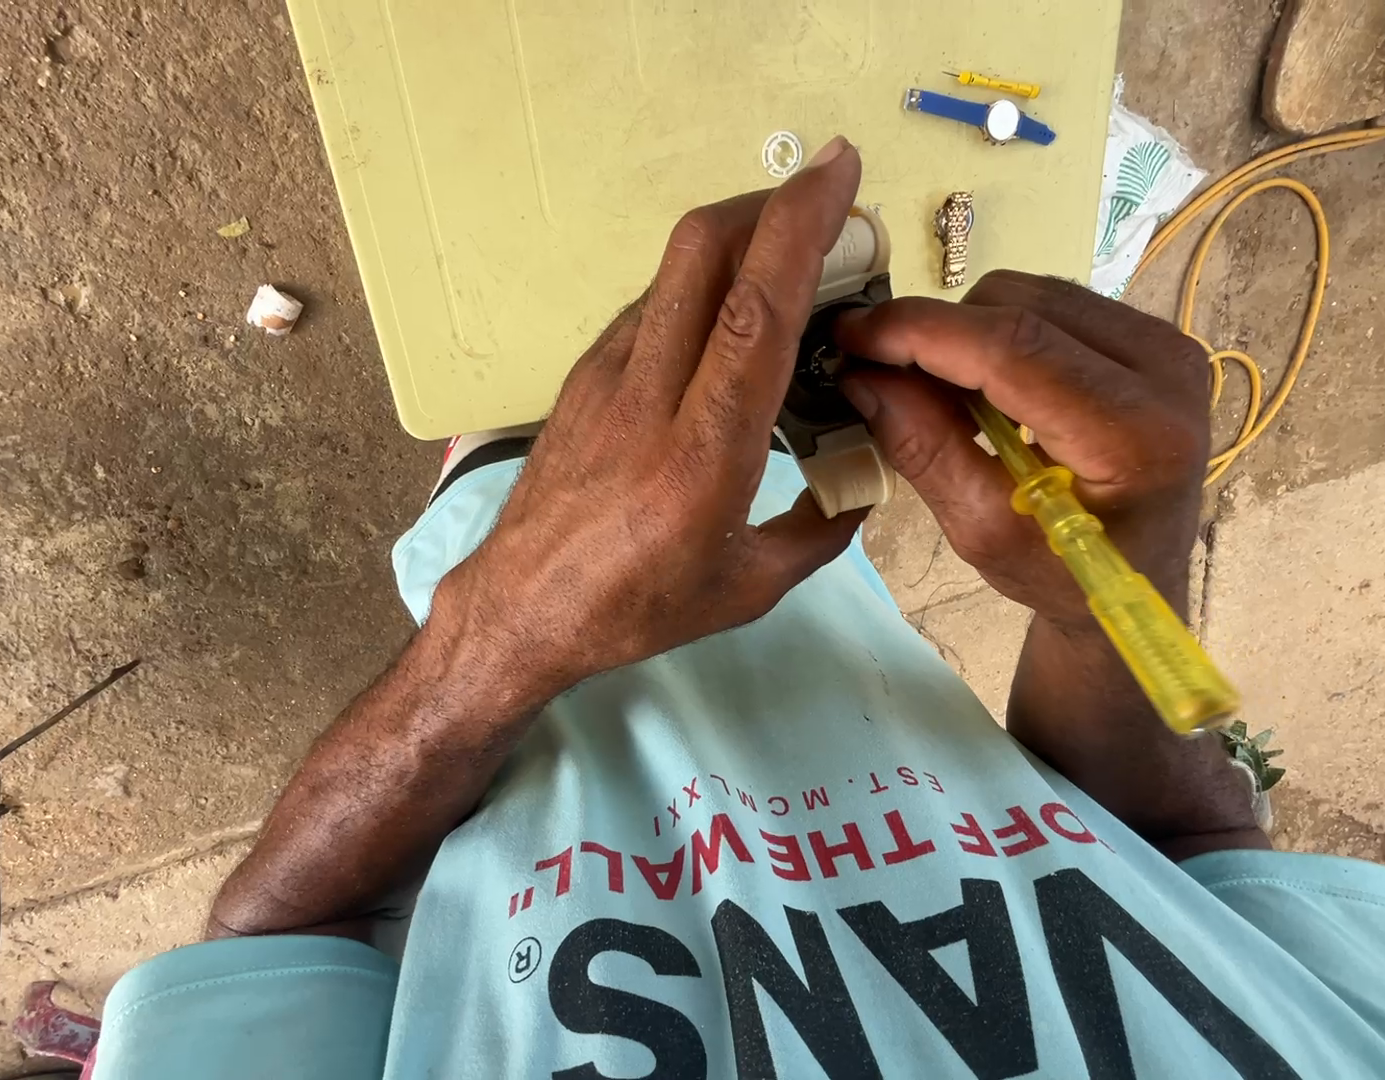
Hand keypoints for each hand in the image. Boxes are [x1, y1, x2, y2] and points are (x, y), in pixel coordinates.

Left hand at [427, 137, 869, 701]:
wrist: (523, 605)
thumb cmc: (638, 606)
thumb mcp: (748, 586)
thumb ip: (819, 530)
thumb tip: (861, 484)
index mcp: (703, 452)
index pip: (756, 311)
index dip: (800, 227)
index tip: (841, 173)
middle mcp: (649, 395)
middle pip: (701, 252)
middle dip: (770, 205)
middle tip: (823, 209)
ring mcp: (606, 377)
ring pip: (673, 271)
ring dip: (735, 242)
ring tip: (782, 268)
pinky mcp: (583, 378)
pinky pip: (651, 307)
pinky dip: (700, 290)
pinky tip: (724, 326)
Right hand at [834, 272, 1210, 626]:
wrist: (1135, 580)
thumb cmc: (1060, 576)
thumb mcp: (980, 530)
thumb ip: (924, 448)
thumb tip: (861, 376)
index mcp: (1134, 434)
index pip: (1013, 348)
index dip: (920, 332)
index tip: (849, 334)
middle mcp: (1165, 369)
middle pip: (1019, 306)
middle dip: (936, 334)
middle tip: (887, 379)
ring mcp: (1165, 344)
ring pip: (1030, 293)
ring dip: (965, 335)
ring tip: (944, 396)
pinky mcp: (1150, 337)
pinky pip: (1050, 303)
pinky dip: (995, 335)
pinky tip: (985, 387)